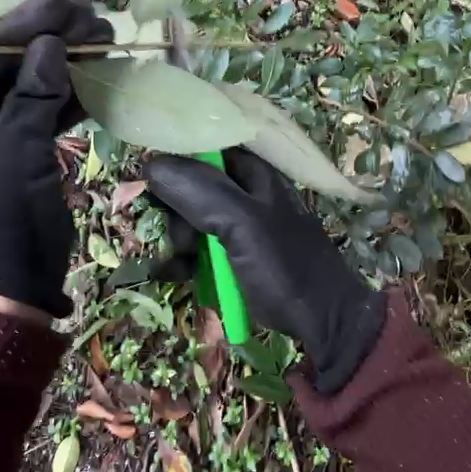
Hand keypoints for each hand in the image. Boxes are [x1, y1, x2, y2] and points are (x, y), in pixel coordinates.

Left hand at [0, 0, 110, 319]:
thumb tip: (49, 43)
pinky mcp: (28, 156)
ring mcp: (2, 140)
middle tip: (91, 15)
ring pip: (36, 88)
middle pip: (13, 68)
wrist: (14, 291)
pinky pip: (50, 114)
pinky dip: (74, 95)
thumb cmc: (4, 223)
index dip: (24, 27)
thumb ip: (33, 98)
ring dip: (69, 63)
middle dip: (51, 39)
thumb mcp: (17, 157)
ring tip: (105, 36)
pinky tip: (100, 75)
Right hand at [144, 150, 385, 392]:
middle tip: (186, 240)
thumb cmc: (286, 265)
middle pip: (186, 188)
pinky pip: (193, 248)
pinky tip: (178, 274)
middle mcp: (242, 191)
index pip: (199, 150)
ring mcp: (235, 225)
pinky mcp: (228, 255)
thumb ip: (200, 191)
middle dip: (175, 215)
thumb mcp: (243, 223)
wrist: (320, 322)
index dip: (172, 166)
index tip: (154, 191)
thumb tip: (150, 166)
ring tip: (185, 264)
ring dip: (176, 242)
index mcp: (251, 170)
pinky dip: (181, 261)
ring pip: (186, 221)